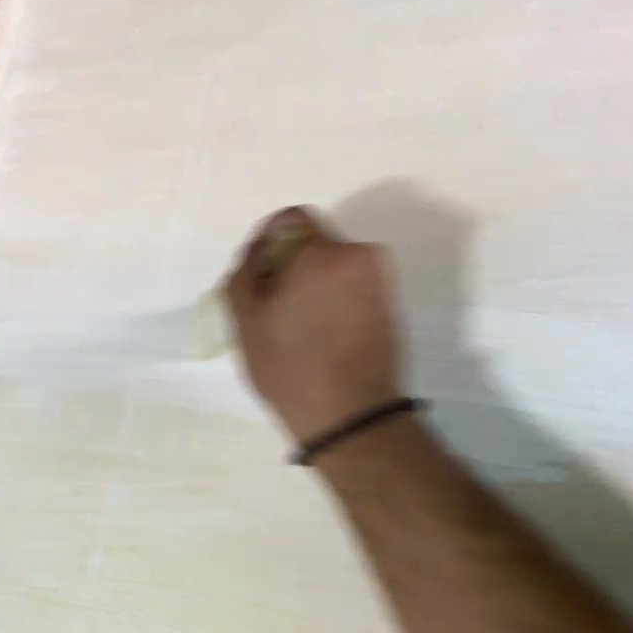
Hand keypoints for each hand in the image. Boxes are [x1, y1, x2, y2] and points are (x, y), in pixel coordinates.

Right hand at [222, 206, 405, 443]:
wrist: (349, 413)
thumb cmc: (289, 367)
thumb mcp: (247, 324)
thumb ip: (244, 276)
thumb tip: (257, 255)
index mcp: (322, 253)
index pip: (289, 219)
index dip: (266, 245)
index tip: (257, 281)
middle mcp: (358, 254)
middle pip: (311, 243)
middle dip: (288, 268)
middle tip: (271, 313)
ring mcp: (379, 278)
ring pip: (330, 266)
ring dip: (308, 286)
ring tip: (294, 330)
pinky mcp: (388, 301)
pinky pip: (348, 286)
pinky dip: (330, 301)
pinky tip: (318, 338)